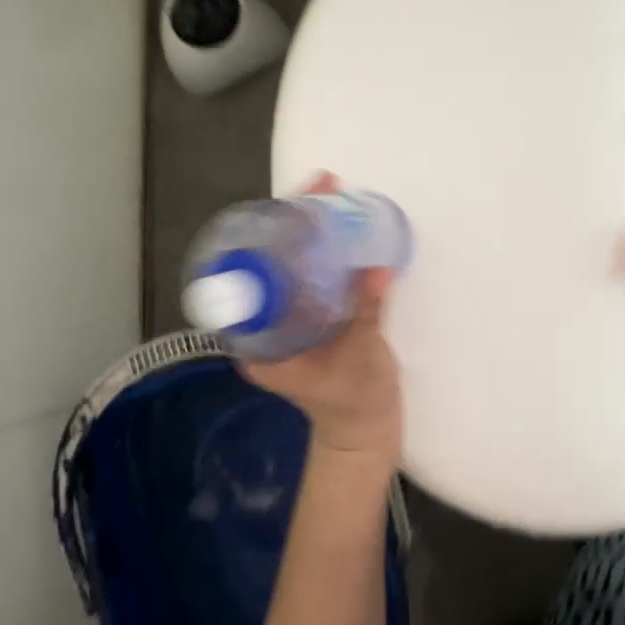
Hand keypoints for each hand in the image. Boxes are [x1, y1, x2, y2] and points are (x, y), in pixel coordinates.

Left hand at [240, 173, 403, 461]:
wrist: (366, 437)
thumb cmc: (356, 407)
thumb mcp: (361, 362)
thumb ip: (367, 315)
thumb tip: (376, 269)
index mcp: (258, 344)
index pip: (248, 279)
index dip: (266, 239)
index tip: (287, 207)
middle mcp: (266, 330)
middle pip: (269, 265)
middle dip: (293, 224)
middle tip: (320, 187)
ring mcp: (289, 324)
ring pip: (291, 268)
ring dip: (310, 233)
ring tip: (331, 198)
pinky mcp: (312, 321)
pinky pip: (312, 279)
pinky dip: (325, 254)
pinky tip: (343, 231)